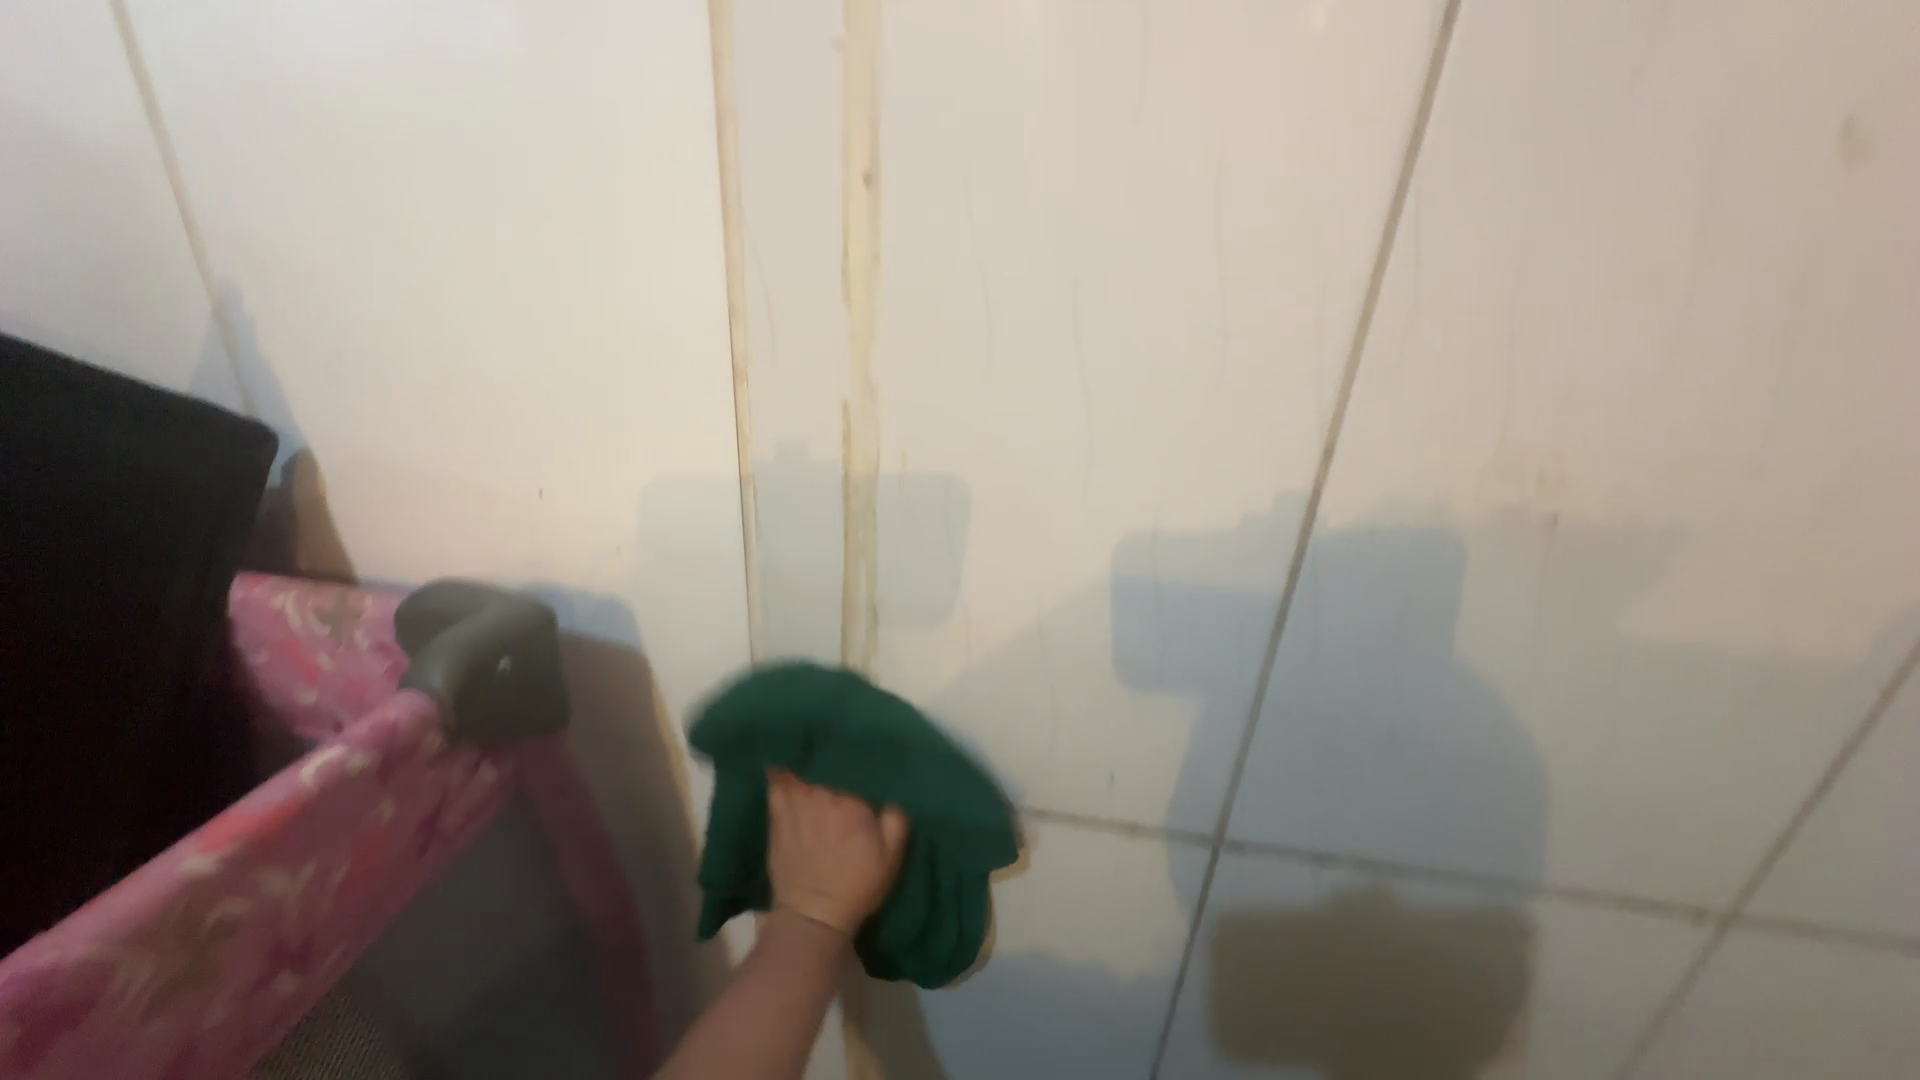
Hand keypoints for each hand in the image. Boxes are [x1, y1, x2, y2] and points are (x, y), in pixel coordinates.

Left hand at [766, 770, 909, 936]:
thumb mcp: (891, 857)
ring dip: (810, 763)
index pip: (858, 767)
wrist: (814, 915)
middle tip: (840, 757)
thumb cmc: (857, 885)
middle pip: (829, 765)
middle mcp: (823, 795)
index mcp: (854, 801)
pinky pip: (777, 782)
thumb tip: (892, 791)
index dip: (860, 762)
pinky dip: (782, 773)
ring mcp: (796, 803)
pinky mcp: (776, 814)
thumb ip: (896, 818)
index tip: (863, 761)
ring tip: (814, 755)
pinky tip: (787, 768)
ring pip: (804, 769)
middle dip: (834, 760)